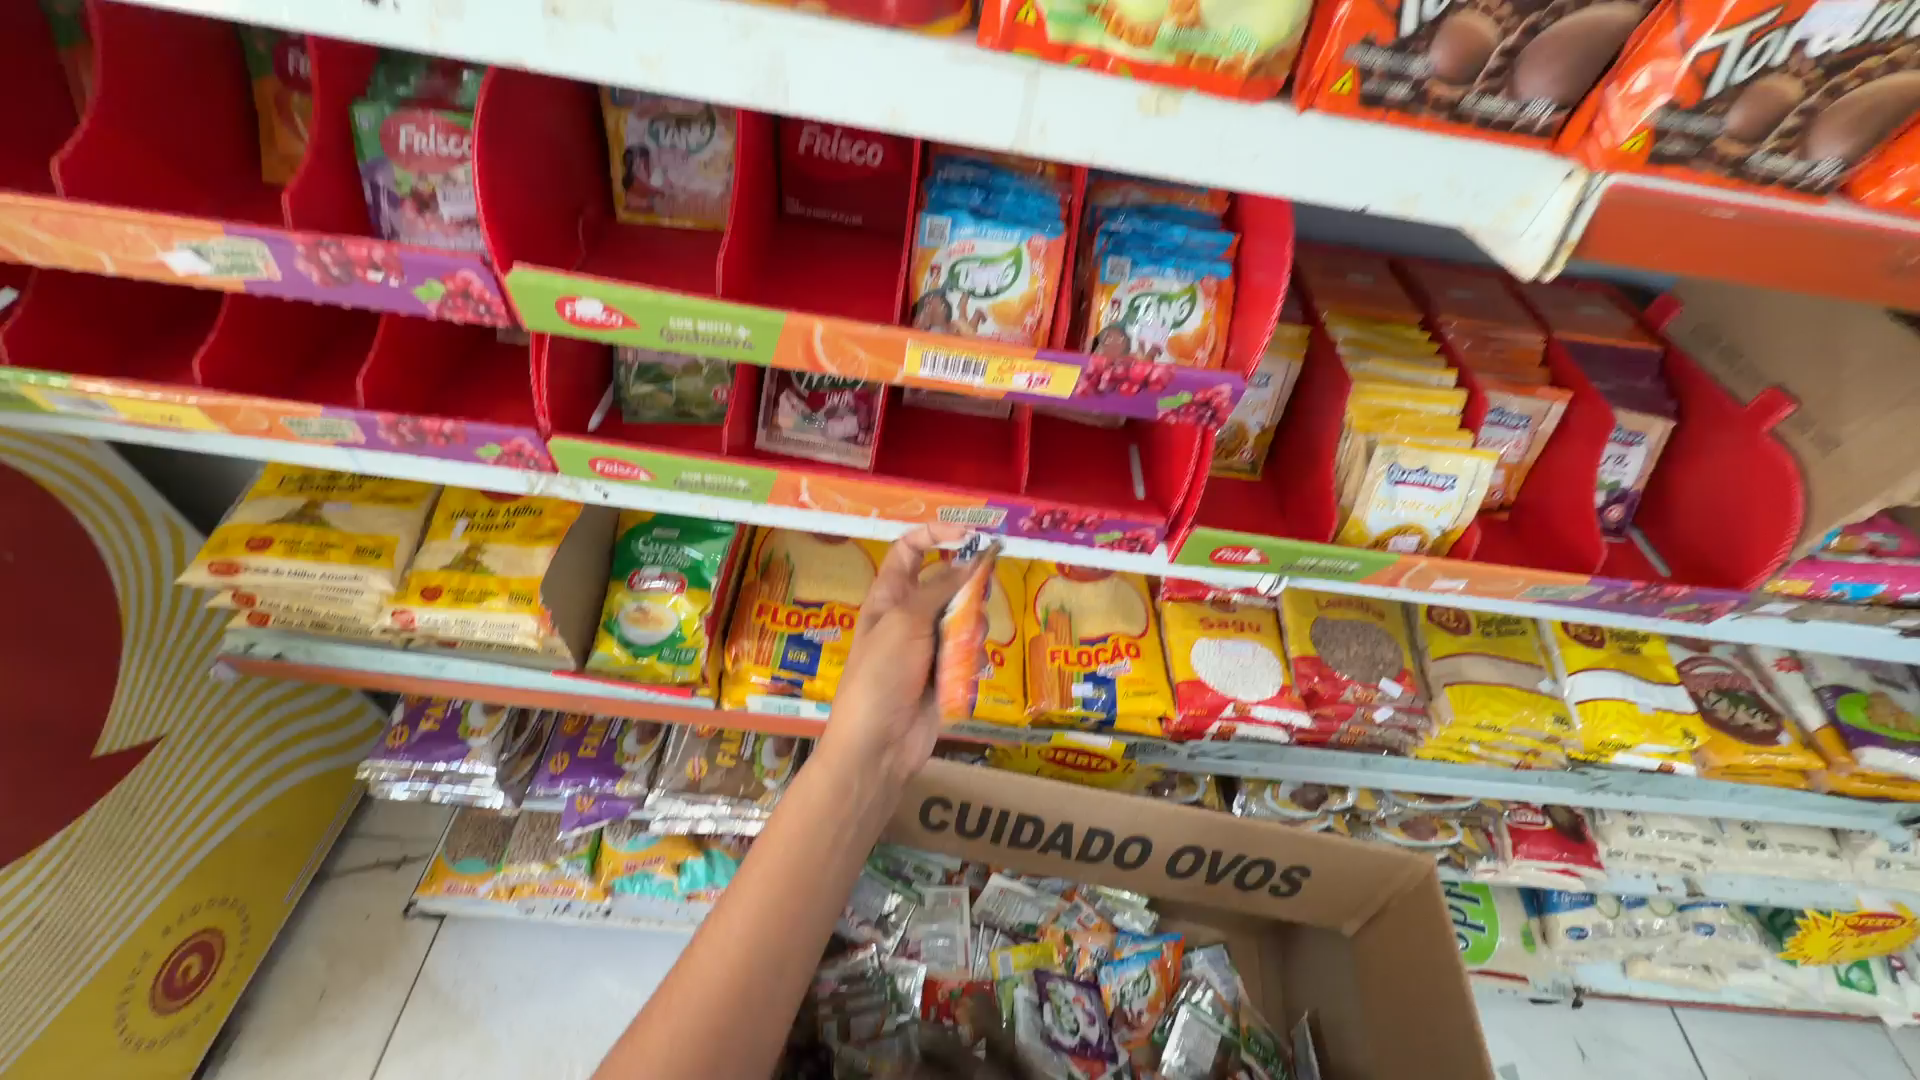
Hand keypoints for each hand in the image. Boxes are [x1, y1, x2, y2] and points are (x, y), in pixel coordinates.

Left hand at [822, 524, 968, 788]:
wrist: (878, 744)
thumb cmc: (881, 675)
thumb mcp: (905, 622)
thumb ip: (940, 588)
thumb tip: (971, 560)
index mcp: (889, 595)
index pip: (911, 548)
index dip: (937, 535)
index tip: (970, 537)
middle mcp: (909, 614)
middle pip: (948, 583)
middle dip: (967, 589)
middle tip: (980, 598)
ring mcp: (928, 645)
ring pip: (965, 618)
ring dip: (971, 628)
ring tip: (964, 647)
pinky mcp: (946, 673)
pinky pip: (969, 652)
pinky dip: (973, 658)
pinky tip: (967, 672)